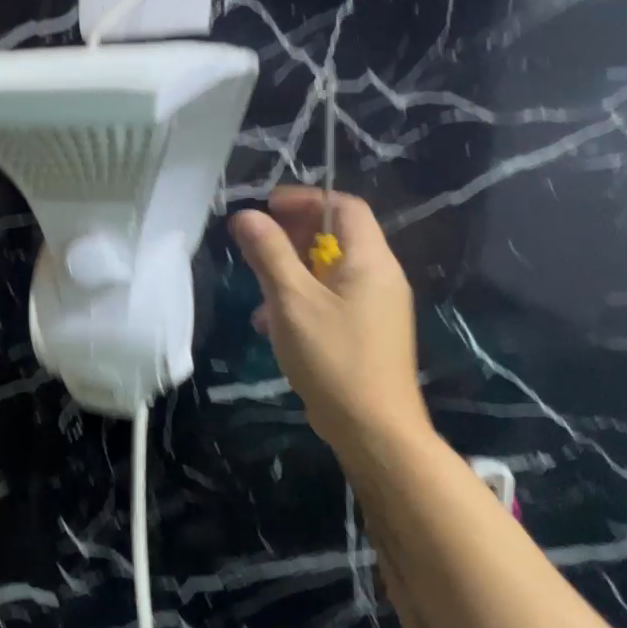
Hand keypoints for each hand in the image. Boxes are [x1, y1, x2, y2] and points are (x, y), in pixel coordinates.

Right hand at [229, 186, 428, 454]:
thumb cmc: (333, 357)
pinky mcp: (363, 331)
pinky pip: (329, 297)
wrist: (373, 428)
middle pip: (337, 235)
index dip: (305, 199)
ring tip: (257, 284)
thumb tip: (247, 216)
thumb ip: (270, 253)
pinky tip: (270, 321)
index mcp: (370, 261)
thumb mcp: (292, 301)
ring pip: (328, 269)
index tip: (265, 208)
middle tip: (253, 243)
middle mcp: (379, 277)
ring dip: (289, 268)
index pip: (345, 207)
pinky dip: (299, 296)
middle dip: (292, 234)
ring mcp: (374, 306)